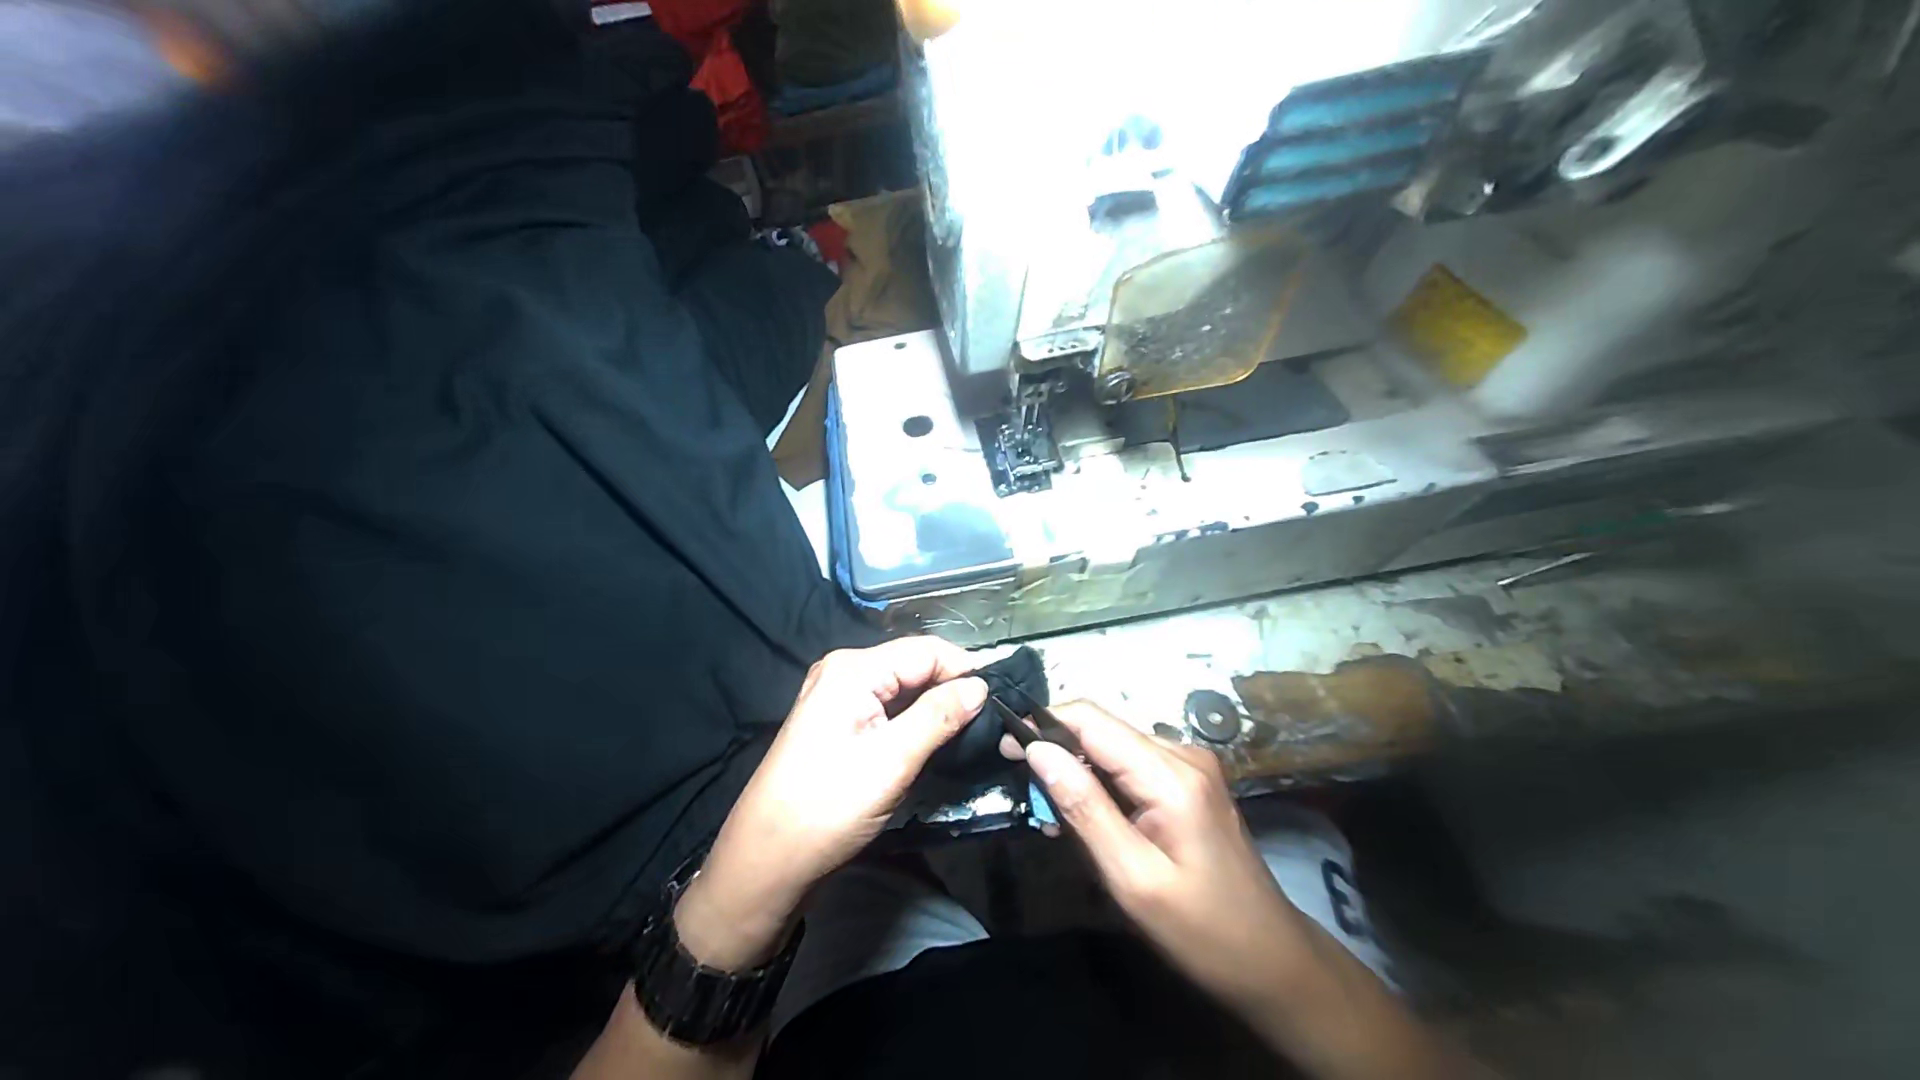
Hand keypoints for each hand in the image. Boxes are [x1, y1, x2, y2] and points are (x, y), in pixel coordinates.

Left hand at [675, 638, 986, 970]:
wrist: (767, 859)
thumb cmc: (828, 807)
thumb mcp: (892, 761)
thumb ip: (939, 716)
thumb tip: (980, 685)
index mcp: (853, 669)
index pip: (926, 650)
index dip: (964, 669)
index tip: (998, 699)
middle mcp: (843, 670)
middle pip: (913, 664)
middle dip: (951, 686)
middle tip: (988, 719)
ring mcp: (837, 695)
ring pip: (902, 685)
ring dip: (934, 704)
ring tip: (967, 729)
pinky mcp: (837, 720)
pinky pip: (886, 704)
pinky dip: (912, 716)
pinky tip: (931, 737)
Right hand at [1017, 702, 1312, 1015]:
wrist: (1272, 960)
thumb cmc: (1201, 930)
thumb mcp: (1132, 876)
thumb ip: (1084, 807)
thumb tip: (1038, 750)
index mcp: (1171, 774)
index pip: (1092, 720)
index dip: (1043, 723)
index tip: (1006, 749)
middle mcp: (1182, 753)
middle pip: (1102, 729)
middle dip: (1057, 750)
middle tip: (1024, 791)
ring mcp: (1190, 765)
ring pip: (1113, 746)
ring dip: (1077, 770)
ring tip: (1052, 815)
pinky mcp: (1190, 781)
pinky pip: (1132, 764)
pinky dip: (1101, 783)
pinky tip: (1087, 817)